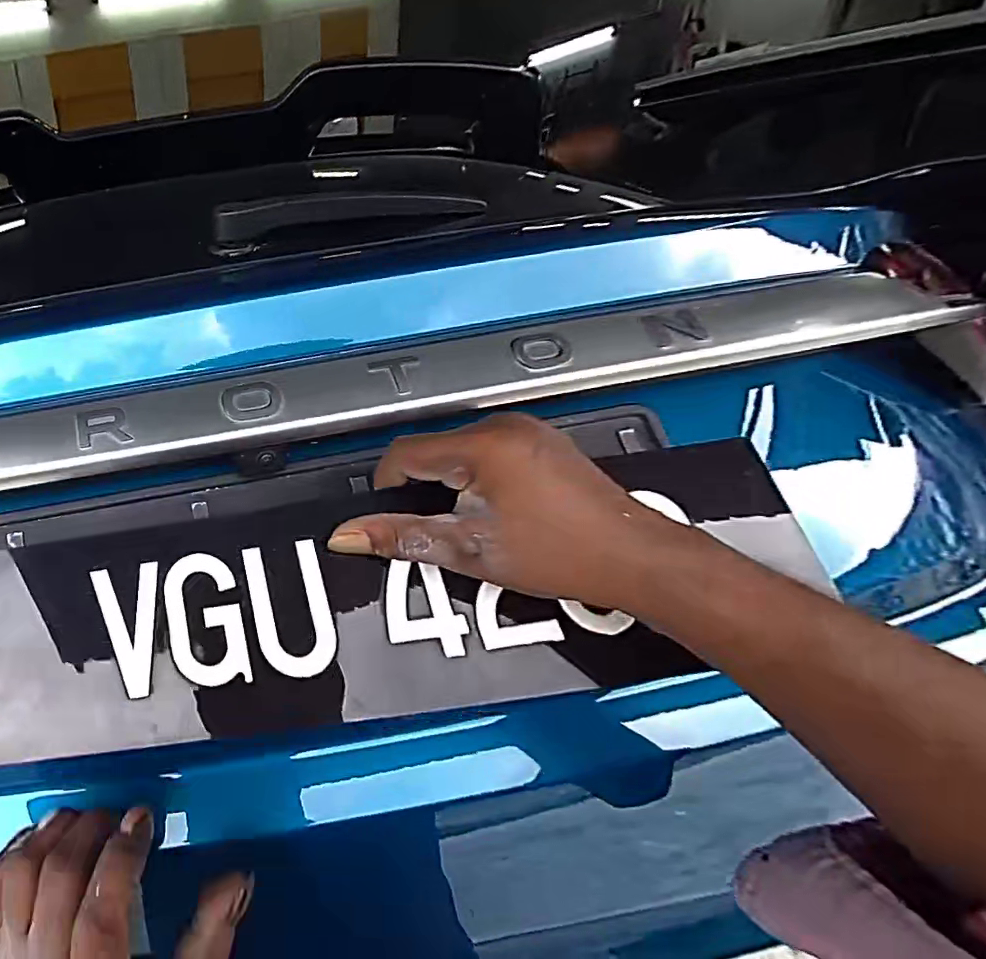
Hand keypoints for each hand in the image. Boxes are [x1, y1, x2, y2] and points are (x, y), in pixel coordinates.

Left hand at [0, 806, 251, 958]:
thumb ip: (209, 938)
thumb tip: (237, 878)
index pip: (99, 913)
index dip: (121, 857)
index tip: (142, 819)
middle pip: (58, 882)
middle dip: (91, 832)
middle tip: (119, 816)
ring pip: (20, 876)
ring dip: (51, 835)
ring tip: (84, 819)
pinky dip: (20, 850)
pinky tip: (46, 836)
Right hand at [328, 412, 711, 617]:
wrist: (635, 559)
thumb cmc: (566, 554)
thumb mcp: (471, 551)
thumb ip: (402, 537)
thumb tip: (350, 534)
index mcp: (483, 446)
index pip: (403, 453)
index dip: (386, 487)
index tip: (392, 516)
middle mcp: (503, 426)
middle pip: (429, 450)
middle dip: (419, 488)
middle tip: (435, 527)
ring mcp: (525, 430)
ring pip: (456, 450)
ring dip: (447, 484)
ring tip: (469, 523)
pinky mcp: (538, 441)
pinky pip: (485, 450)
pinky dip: (474, 477)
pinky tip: (494, 511)